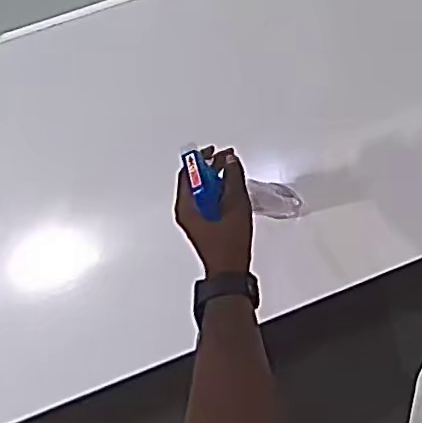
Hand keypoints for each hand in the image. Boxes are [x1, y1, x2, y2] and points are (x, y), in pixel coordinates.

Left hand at [175, 146, 252, 275]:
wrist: (230, 271)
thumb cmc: (229, 244)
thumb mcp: (235, 204)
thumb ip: (233, 178)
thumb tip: (230, 161)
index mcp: (187, 207)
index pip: (188, 173)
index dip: (201, 158)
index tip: (214, 151)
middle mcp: (186, 211)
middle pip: (194, 179)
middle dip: (211, 166)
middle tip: (227, 158)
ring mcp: (194, 218)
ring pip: (202, 189)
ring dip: (216, 177)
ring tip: (232, 171)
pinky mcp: (202, 223)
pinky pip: (207, 199)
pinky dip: (217, 190)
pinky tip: (231, 189)